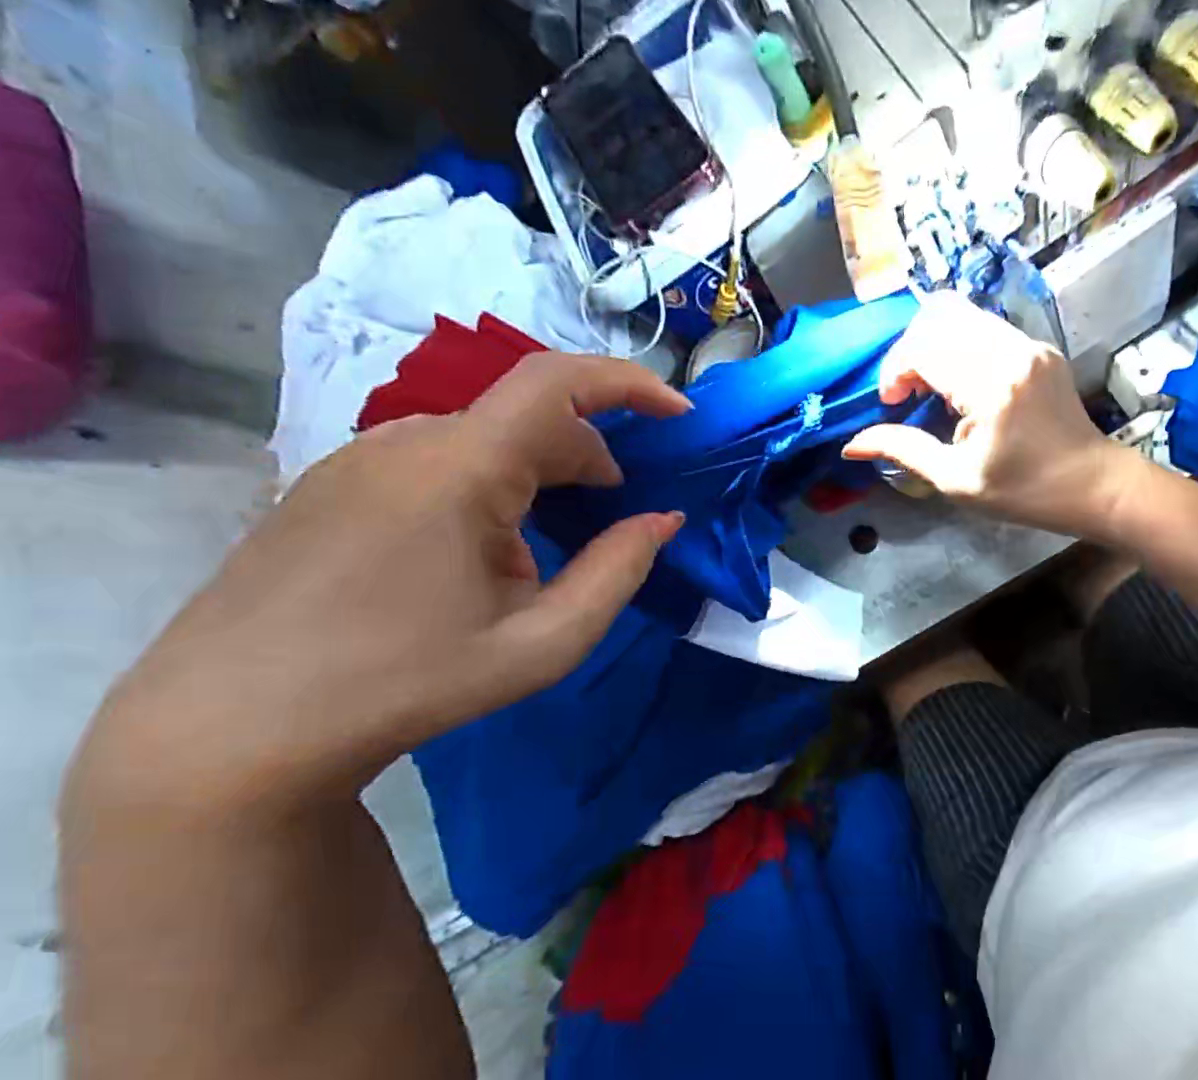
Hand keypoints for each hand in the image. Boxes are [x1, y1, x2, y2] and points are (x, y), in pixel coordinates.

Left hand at [71, 352, 690, 815]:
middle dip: (591, 454)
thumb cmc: (407, 684)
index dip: (629, 383)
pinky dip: (491, 479)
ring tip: (545, 542)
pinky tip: (479, 548)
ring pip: (484, 435)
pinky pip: (438, 456)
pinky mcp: (330, 482)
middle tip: (616, 515)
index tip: (679, 414)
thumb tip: (663, 518)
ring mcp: (357, 458)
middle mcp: (405, 442)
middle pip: (528, 416)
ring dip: (541, 469)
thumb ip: (619, 571)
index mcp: (459, 470)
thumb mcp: (543, 643)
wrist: (231, 729)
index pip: (556, 382)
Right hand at [843, 294, 1144, 537]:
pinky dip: (960, 345)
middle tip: (910, 392)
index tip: (894, 405)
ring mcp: (1030, 344)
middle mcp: (1012, 350)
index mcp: (992, 384)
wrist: (1092, 484)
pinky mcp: (1040, 348)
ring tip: (932, 387)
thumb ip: (903, 451)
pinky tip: (961, 383)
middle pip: (938, 314)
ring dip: (934, 344)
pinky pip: (986, 328)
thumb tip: (852, 446)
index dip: (895, 370)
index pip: (923, 346)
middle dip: (910, 350)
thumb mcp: (957, 480)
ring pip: (962, 314)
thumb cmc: (1024, 492)